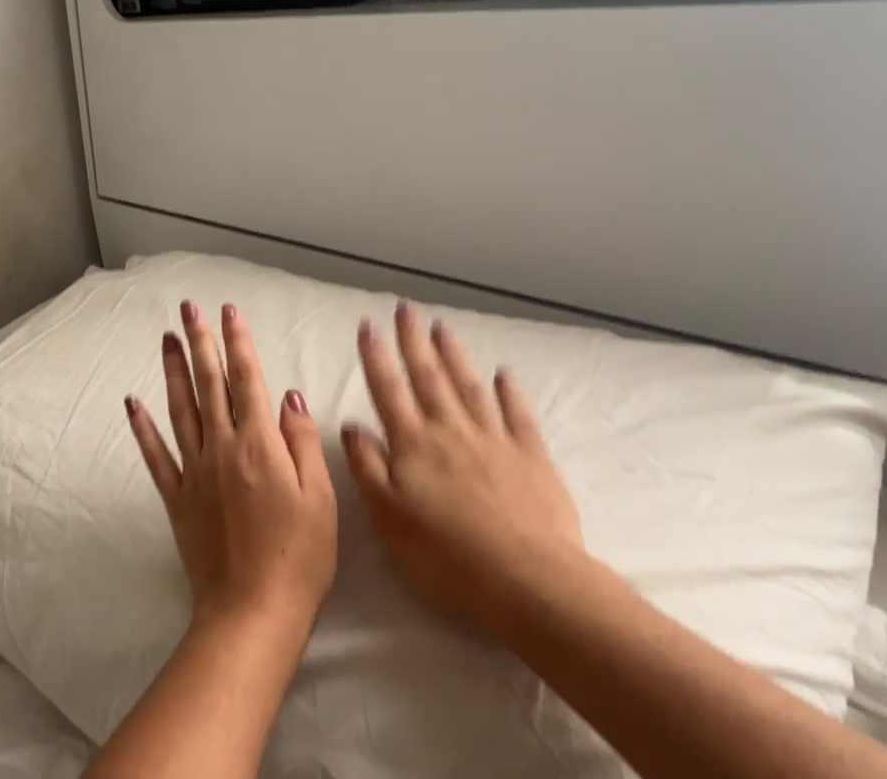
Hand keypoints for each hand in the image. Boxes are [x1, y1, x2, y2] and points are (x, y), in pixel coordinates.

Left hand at [127, 300, 337, 634]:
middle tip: (188, 309)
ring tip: (167, 339)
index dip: (237, 343)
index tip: (227, 312)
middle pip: (209, 385)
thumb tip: (288, 397)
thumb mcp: (320, 498)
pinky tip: (132, 403)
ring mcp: (194, 472)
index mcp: (259, 445)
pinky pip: (156, 455)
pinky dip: (143, 428)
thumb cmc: (299, 557)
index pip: (247, 381)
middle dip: (200, 342)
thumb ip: (301, 443)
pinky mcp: (176, 497)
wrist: (253, 609)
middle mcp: (221, 449)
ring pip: (180, 410)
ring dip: (174, 372)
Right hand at [341, 301, 585, 629]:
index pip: (389, 391)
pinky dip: (510, 392)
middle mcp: (451, 432)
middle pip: (429, 378)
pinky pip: (518, 415)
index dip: (376, 358)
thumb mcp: (388, 517)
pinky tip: (504, 374)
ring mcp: (495, 440)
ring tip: (443, 327)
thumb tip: (353, 426)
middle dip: (413, 341)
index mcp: (413, 446)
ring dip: (454, 356)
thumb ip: (368, 467)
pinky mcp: (532, 457)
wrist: (527, 579)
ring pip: (469, 387)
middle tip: (405, 308)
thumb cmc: (446, 556)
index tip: (368, 326)